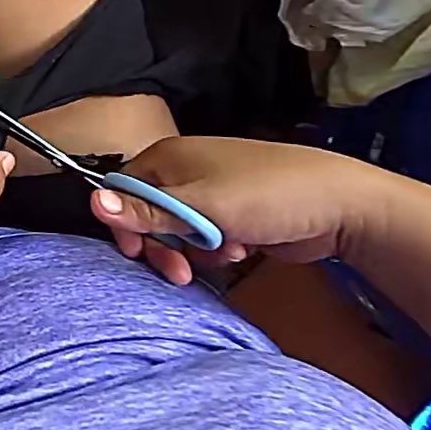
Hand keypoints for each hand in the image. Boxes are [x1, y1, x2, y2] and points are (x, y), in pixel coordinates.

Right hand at [89, 137, 392, 284]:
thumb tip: (92, 203)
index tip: (137, 254)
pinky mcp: (232, 211)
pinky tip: (241, 251)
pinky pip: (206, 236)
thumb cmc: (266, 196)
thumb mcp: (203, 208)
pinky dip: (217, 248)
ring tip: (226, 254)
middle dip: (164, 245)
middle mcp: (186, 170)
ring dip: (195, 250)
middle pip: (150, 213)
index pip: (124, 189)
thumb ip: (148, 211)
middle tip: (181, 271)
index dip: (126, 223)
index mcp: (171, 157)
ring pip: (179, 230)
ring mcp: (211, 190)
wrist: (338, 204)